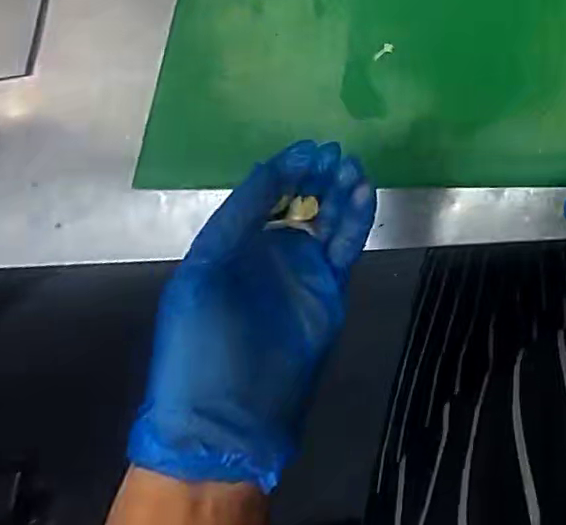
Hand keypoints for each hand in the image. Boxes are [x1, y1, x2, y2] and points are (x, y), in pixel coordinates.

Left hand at [128, 140, 374, 491]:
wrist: (230, 416)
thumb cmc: (201, 345)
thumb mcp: (201, 277)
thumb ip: (236, 221)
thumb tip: (268, 171)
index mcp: (230, 246)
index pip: (261, 194)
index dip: (283, 168)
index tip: (307, 148)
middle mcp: (268, 249)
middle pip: (298, 199)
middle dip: (315, 173)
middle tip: (333, 152)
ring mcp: (304, 265)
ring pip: (328, 214)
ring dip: (341, 188)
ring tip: (351, 166)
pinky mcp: (332, 281)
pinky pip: (348, 239)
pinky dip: (358, 214)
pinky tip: (364, 191)